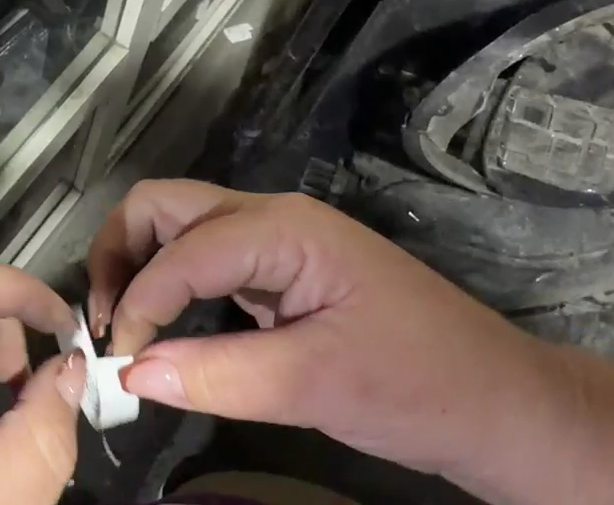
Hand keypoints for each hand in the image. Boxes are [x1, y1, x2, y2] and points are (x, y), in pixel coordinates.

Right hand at [85, 181, 556, 480]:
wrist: (509, 408)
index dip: (139, 301)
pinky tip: (162, 324)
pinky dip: (167, 282)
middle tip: (105, 319)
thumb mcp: (317, 386)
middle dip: (119, 254)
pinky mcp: (276, 267)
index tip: (118, 359)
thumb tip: (129, 374)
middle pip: (162, 206)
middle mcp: (269, 216)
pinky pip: (200, 256)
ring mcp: (273, 238)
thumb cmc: (422, 388)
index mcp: (282, 227)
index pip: (182, 250)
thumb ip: (217, 375)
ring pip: (175, 224)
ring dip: (137, 264)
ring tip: (124, 322)